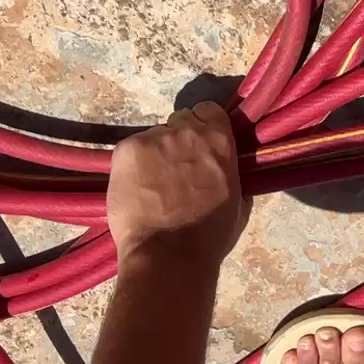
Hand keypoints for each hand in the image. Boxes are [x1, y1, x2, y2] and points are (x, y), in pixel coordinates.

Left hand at [106, 102, 247, 269]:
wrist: (168, 253)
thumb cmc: (210, 234)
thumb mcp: (237, 197)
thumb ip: (228, 169)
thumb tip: (221, 165)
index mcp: (219, 139)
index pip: (209, 110)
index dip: (203, 126)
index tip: (199, 145)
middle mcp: (187, 130)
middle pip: (179, 122)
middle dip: (178, 140)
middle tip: (175, 169)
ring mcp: (154, 137)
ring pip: (153, 138)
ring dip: (155, 154)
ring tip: (153, 185)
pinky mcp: (126, 149)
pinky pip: (131, 150)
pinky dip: (134, 166)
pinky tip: (138, 189)